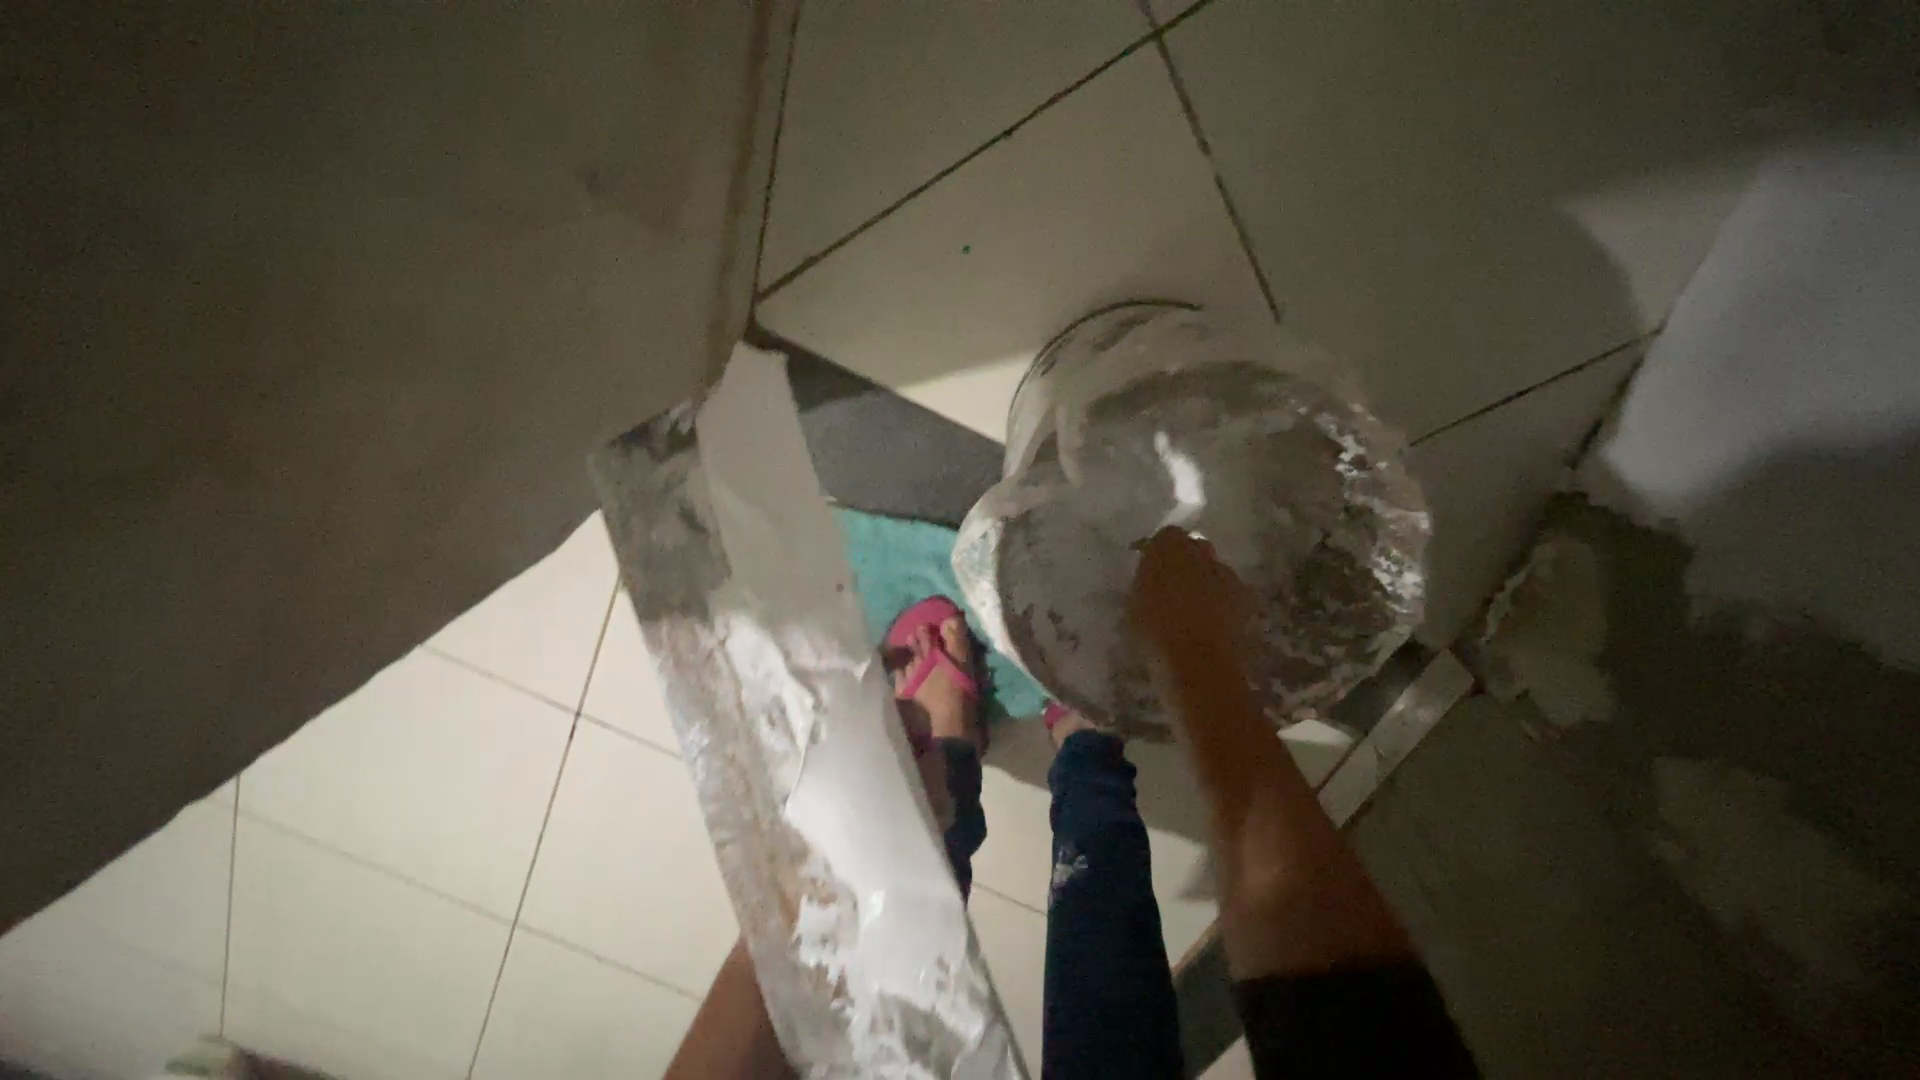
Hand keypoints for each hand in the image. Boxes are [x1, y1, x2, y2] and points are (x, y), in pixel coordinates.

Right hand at [1128, 526, 1255, 665]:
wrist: (1200, 665)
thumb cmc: (1154, 636)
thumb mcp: (1132, 608)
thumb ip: (1144, 584)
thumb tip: (1151, 578)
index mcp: (1167, 549)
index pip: (1166, 536)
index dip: (1161, 552)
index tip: (1152, 571)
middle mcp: (1202, 552)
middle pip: (1195, 548)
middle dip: (1187, 564)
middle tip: (1173, 591)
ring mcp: (1229, 575)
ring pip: (1216, 572)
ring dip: (1207, 585)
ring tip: (1196, 613)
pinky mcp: (1248, 599)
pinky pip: (1232, 594)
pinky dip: (1225, 605)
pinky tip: (1215, 627)